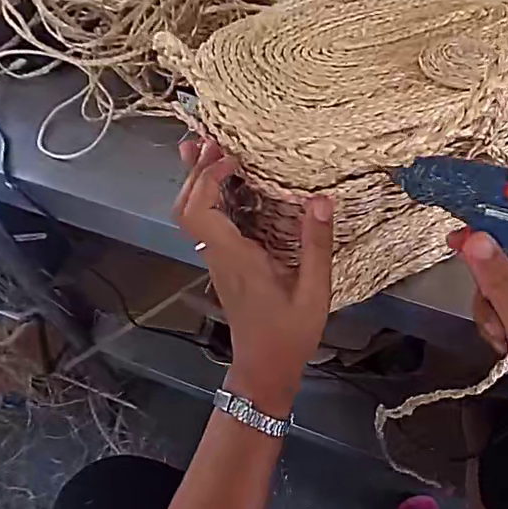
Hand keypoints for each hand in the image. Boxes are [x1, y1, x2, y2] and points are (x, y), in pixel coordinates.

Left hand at [173, 138, 332, 418]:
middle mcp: (218, 255)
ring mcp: (217, 260)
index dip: (206, 178)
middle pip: (185, 208)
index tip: (231, 157)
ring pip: (191, 215)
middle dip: (195, 172)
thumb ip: (316, 246)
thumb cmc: (289, 333)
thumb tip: (321, 199)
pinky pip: (206, 223)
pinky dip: (209, 197)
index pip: (199, 211)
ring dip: (197, 182)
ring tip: (210, 150)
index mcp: (234, 258)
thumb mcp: (313, 292)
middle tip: (213, 140)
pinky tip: (229, 185)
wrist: (264, 368)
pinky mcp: (223, 263)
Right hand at [453, 227, 507, 443]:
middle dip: (492, 295)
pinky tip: (507, 350)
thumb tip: (477, 237)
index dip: (490, 241)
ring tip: (504, 344)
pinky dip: (503, 329)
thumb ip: (499, 280)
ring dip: (494, 316)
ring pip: (505, 294)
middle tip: (496, 325)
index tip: (456, 243)